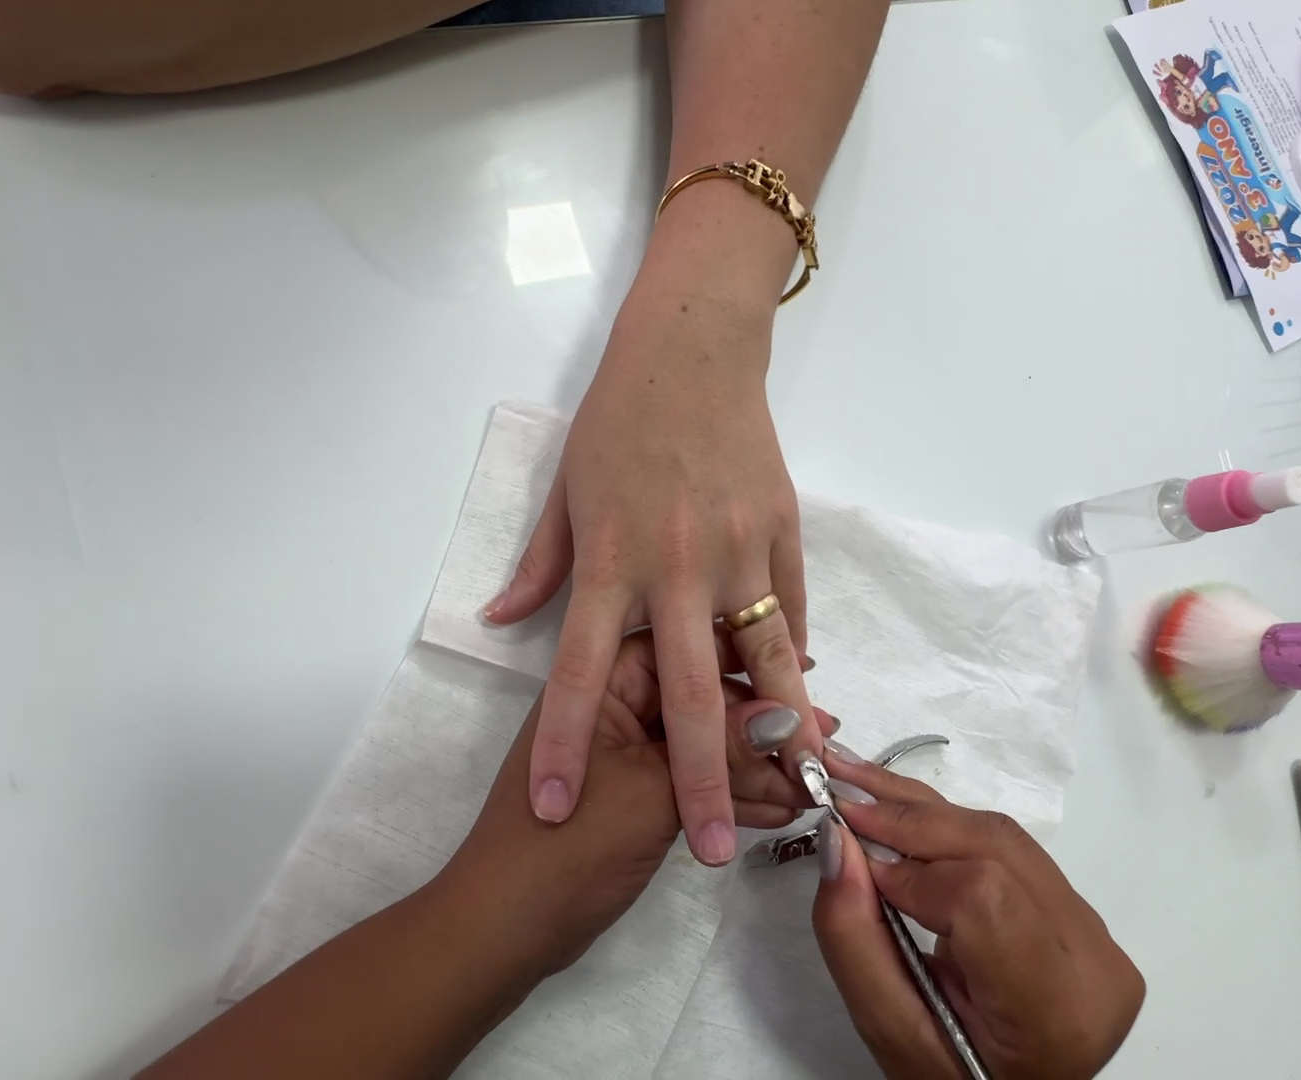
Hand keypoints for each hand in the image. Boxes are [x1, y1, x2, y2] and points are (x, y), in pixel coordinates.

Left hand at [441, 630, 813, 974]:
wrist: (507, 932)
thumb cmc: (570, 847)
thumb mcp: (651, 791)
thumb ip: (719, 749)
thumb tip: (787, 716)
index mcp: (604, 681)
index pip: (682, 650)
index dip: (745, 660)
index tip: (802, 674)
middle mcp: (618, 706)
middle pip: (701, 701)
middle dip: (762, 725)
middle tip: (822, 737)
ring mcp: (628, 753)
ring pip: (702, 745)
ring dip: (754, 768)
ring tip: (811, 783)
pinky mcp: (637, 795)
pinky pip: (692, 781)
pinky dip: (730, 797)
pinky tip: (781, 808)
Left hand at [483, 194, 826, 868]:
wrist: (691, 352)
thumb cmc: (619, 422)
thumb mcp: (566, 490)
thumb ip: (539, 566)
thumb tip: (498, 622)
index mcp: (611, 559)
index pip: (580, 670)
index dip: (566, 744)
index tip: (555, 811)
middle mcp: (676, 567)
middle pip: (687, 691)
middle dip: (699, 779)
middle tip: (715, 852)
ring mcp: (739, 551)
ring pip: (765, 658)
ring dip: (780, 730)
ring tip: (796, 791)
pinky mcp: (784, 533)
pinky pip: (792, 610)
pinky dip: (796, 657)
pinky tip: (802, 697)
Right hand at [812, 753, 1144, 1079]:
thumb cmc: (949, 1078)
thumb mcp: (889, 1032)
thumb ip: (855, 938)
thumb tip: (836, 838)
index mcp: (1055, 1008)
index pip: (980, 897)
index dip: (908, 870)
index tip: (851, 861)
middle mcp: (1092, 957)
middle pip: (992, 846)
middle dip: (905, 817)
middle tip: (836, 795)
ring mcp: (1092, 927)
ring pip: (996, 833)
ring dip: (918, 806)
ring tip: (853, 780)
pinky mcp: (1076, 906)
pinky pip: (1002, 843)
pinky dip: (940, 820)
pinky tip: (893, 803)